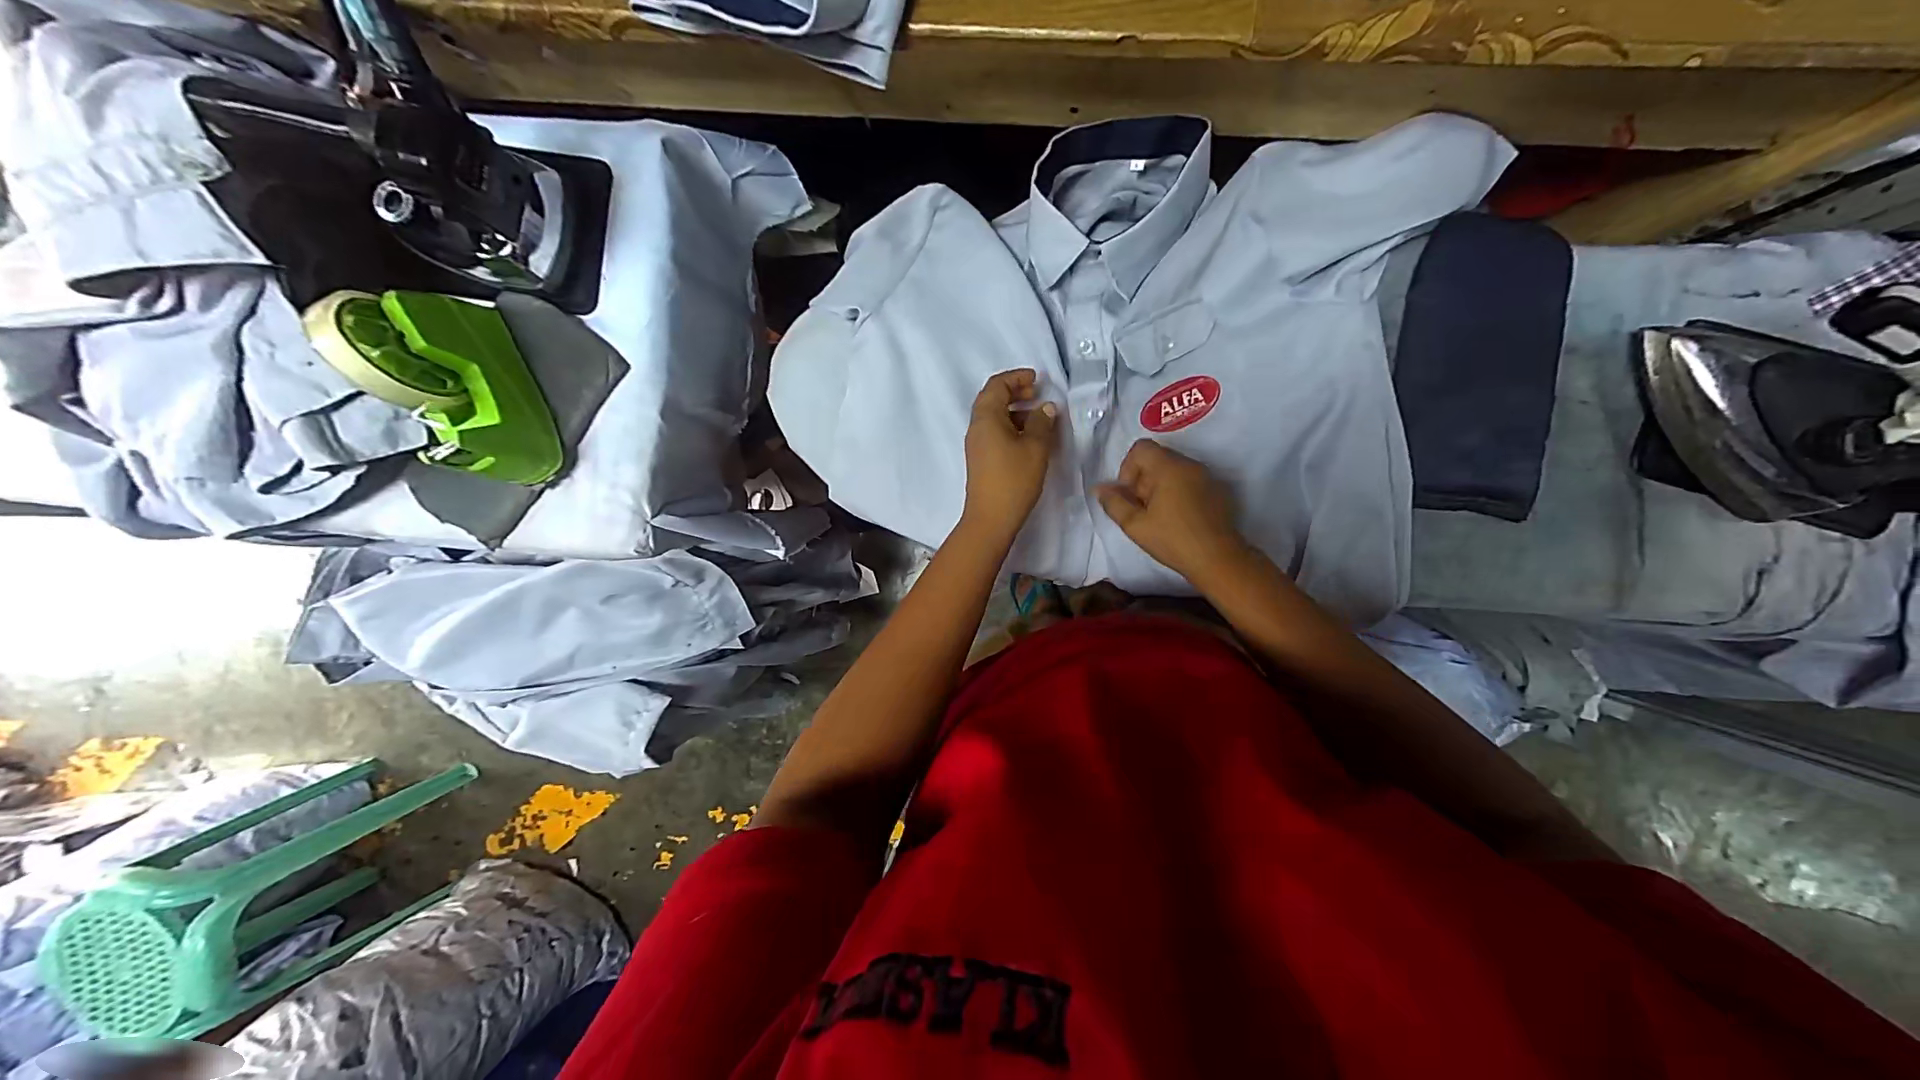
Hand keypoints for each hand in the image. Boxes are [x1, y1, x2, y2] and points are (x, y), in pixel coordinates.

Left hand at [961, 369, 1057, 539]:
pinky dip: (1012, 427)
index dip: (1016, 378)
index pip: (996, 385)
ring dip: (1015, 411)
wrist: (991, 518)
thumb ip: (1041, 422)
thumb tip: (1044, 408)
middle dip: (1015, 392)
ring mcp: (977, 444)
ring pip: (994, 417)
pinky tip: (1030, 438)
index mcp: (986, 418)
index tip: (1037, 379)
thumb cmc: (1014, 479)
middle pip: (992, 399)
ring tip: (1039, 418)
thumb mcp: (1035, 447)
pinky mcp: (981, 459)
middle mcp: (977, 427)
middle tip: (1037, 394)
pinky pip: (995, 433)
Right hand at [1096, 439, 1248, 584]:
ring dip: (1159, 487)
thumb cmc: (1173, 539)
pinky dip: (1177, 492)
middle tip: (1142, 509)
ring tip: (1158, 516)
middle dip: (1142, 480)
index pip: (1141, 448)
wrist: (1218, 558)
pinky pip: (1189, 480)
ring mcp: (1207, 476)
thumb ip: (1114, 503)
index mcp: (1169, 467)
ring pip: (1173, 470)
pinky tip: (1177, 518)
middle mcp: (1190, 464)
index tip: (1130, 495)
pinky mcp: (1217, 490)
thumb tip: (1101, 488)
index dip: (1128, 469)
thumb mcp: (1135, 525)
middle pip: (1157, 458)